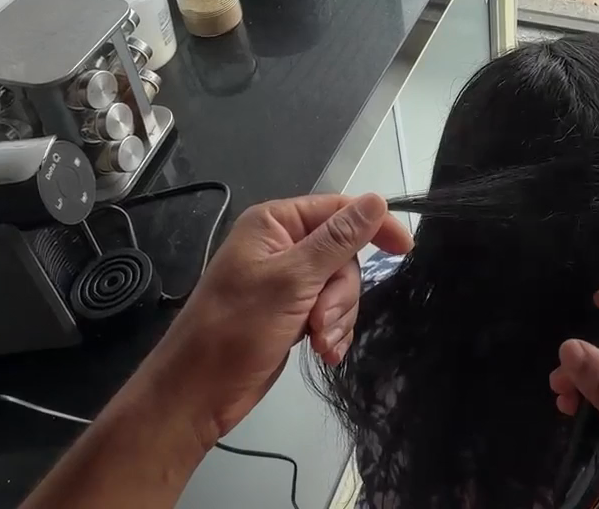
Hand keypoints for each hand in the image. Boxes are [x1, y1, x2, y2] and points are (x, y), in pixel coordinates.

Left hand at [149, 193, 412, 444]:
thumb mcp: (292, 281)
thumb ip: (338, 240)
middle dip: (341, 292)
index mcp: (275, 223)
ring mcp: (286, 280)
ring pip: (340, 285)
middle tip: (324, 321)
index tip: (404, 248)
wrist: (194, 398)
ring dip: (337, 316)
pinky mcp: (291, 310)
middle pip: (343, 253)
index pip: (339, 209)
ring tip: (320, 343)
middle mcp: (282, 245)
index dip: (374, 226)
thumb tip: (376, 201)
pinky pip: (330, 309)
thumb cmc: (234, 331)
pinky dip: (332, 330)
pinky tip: (323, 351)